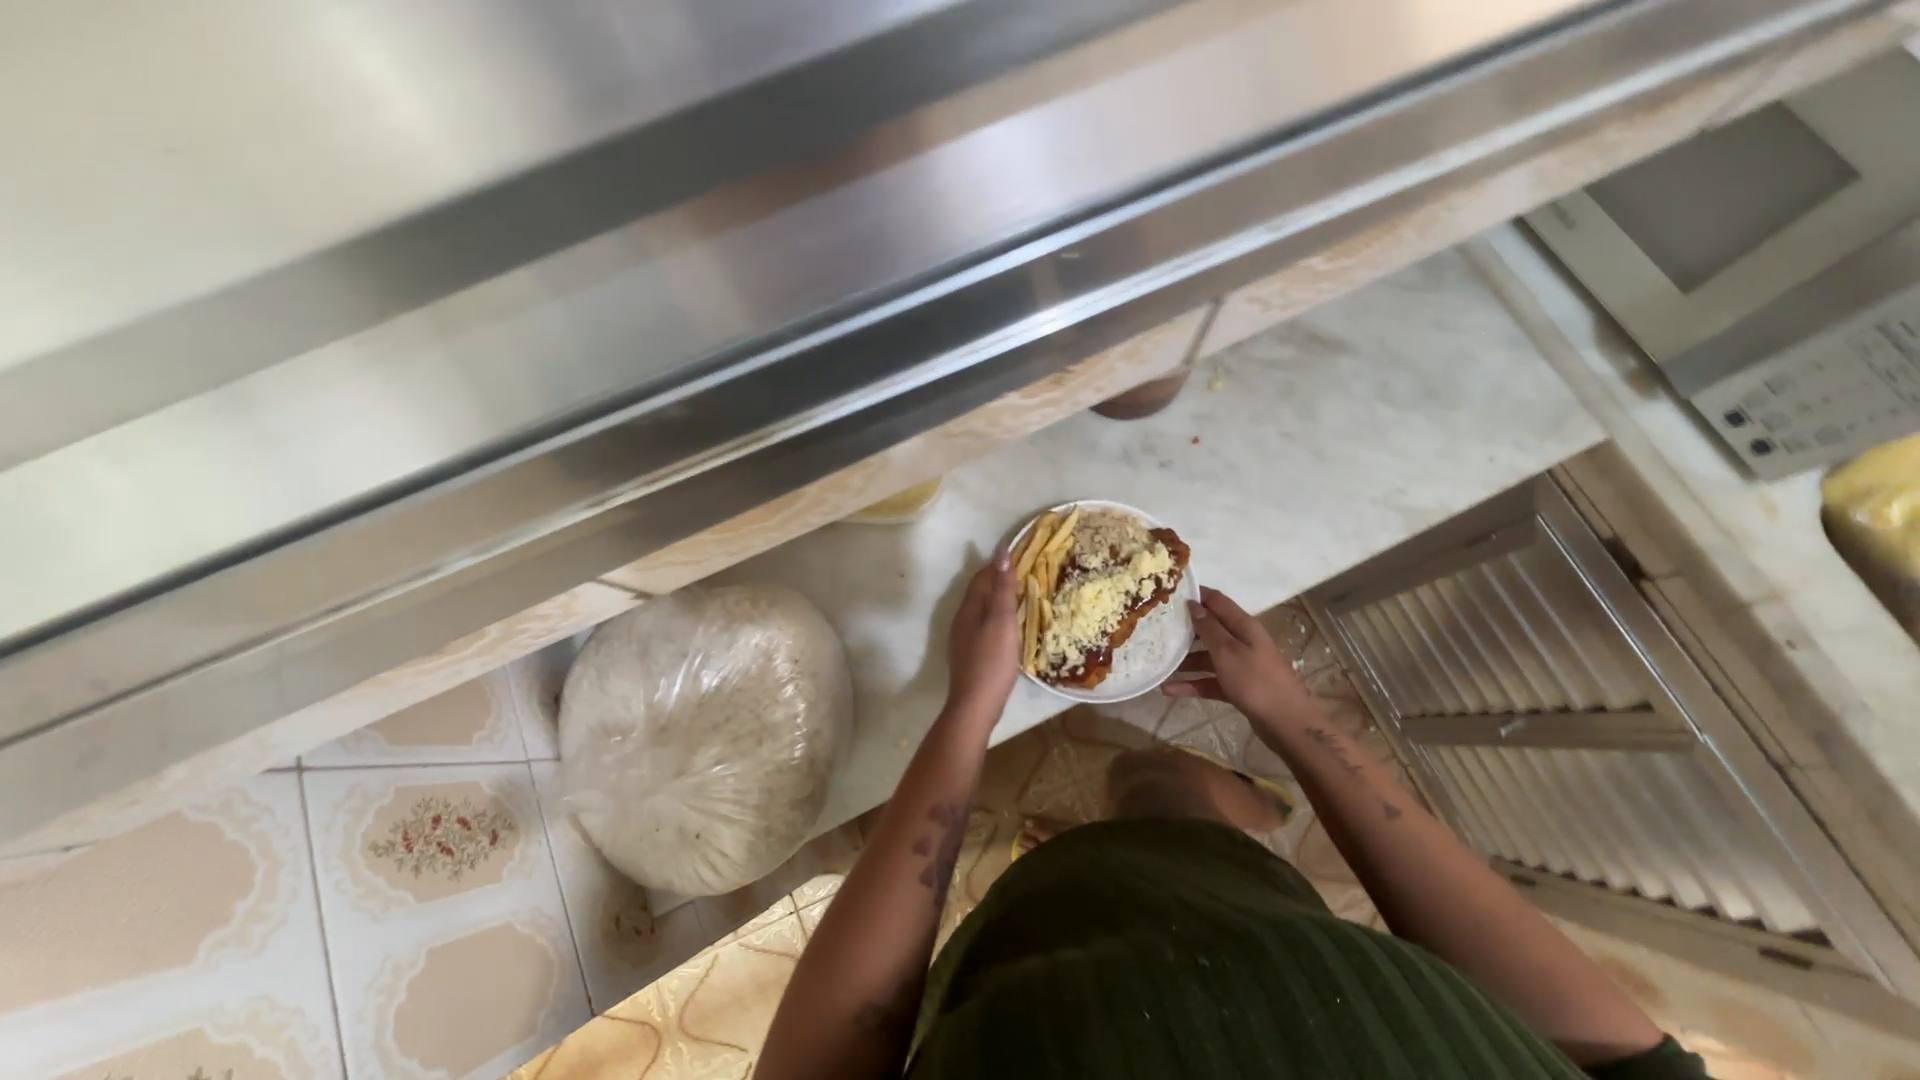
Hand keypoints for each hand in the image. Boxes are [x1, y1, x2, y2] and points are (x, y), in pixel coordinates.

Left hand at [945, 543, 1020, 719]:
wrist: (976, 704)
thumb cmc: (992, 661)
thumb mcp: (1002, 621)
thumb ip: (1002, 589)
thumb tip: (1001, 553)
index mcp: (968, 609)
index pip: (982, 577)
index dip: (998, 565)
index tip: (1019, 556)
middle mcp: (962, 620)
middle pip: (979, 592)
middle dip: (997, 580)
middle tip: (1023, 574)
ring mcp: (964, 639)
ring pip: (981, 610)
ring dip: (997, 599)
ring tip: (1020, 597)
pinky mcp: (970, 655)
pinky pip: (983, 626)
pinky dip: (996, 618)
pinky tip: (1009, 627)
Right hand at [1163, 586, 1311, 725]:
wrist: (1285, 722)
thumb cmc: (1255, 681)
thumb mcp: (1228, 651)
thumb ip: (1208, 628)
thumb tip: (1193, 604)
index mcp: (1243, 626)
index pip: (1217, 601)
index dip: (1196, 594)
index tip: (1168, 593)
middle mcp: (1242, 641)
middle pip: (1209, 629)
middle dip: (1185, 629)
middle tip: (1156, 627)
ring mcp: (1240, 665)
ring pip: (1207, 657)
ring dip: (1184, 661)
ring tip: (1158, 663)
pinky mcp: (1237, 687)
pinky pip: (1210, 680)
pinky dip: (1192, 684)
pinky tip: (1168, 690)